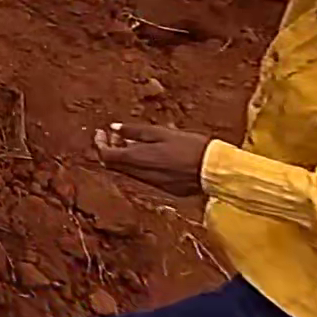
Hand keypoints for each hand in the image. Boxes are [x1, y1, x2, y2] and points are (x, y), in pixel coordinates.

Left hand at [94, 124, 211, 196]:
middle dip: (109, 148)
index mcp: (138, 158)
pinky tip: (147, 153)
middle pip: (114, 164)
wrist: (218, 171)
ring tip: (130, 140)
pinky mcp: (166, 188)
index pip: (106, 155)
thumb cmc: (191, 147)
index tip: (100, 132)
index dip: (99, 143)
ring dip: (123, 156)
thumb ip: (134, 131)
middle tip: (113, 134)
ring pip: (128, 171)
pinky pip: (143, 176)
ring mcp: (154, 183)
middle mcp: (142, 174)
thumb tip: (114, 128)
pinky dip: (137, 164)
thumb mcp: (160, 132)